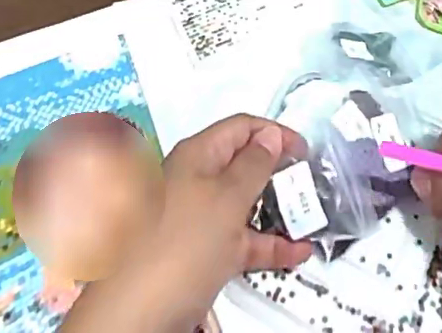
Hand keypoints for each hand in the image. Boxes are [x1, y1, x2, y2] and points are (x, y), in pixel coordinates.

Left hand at [67, 116, 312, 332]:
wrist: (134, 315)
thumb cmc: (179, 247)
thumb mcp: (226, 201)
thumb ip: (254, 166)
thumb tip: (269, 136)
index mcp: (197, 155)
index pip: (241, 127)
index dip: (274, 132)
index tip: (303, 149)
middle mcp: (194, 179)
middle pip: (242, 163)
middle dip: (276, 171)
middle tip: (307, 181)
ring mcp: (196, 217)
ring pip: (243, 203)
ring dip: (275, 209)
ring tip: (307, 216)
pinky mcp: (198, 253)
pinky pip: (239, 239)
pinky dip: (266, 242)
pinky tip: (294, 252)